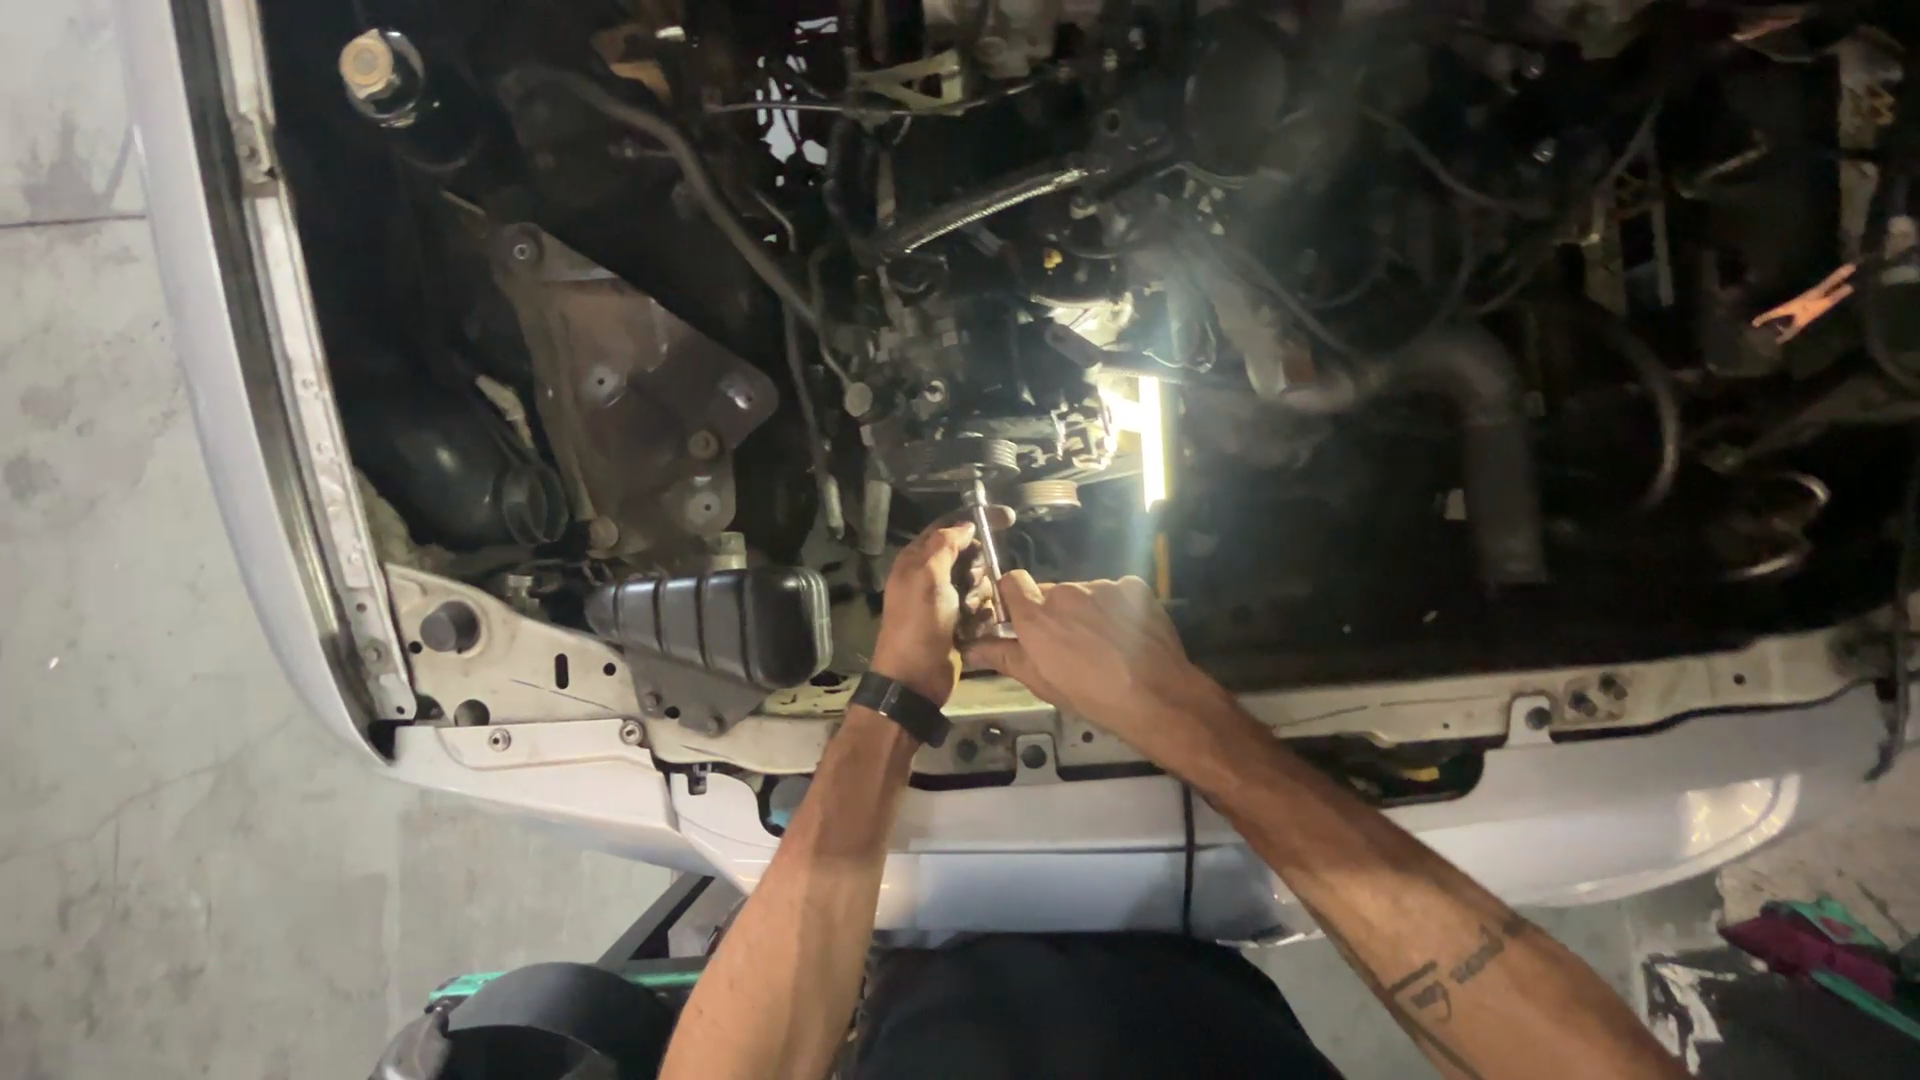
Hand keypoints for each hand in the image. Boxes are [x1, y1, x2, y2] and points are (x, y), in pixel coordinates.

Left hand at [868, 521, 978, 706]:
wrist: (915, 680)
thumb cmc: (918, 624)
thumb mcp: (928, 577)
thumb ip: (945, 545)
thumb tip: (965, 525)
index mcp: (916, 560)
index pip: (948, 526)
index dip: (975, 520)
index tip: (1007, 519)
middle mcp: (930, 577)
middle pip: (969, 556)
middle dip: (978, 568)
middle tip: (971, 584)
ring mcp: (946, 601)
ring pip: (980, 583)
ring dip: (981, 597)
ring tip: (969, 614)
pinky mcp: (960, 624)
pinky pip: (983, 609)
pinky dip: (983, 616)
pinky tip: (974, 629)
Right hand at [966, 572, 1215, 757]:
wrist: (1155, 695)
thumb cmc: (1090, 695)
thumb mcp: (1040, 682)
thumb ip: (1003, 657)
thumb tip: (970, 647)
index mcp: (1037, 615)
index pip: (1011, 581)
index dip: (1013, 597)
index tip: (1019, 617)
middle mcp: (1066, 592)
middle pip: (1049, 592)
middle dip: (1053, 612)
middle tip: (1066, 644)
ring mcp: (1102, 587)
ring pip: (1083, 593)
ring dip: (1085, 611)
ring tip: (1102, 644)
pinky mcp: (1133, 588)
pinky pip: (1115, 593)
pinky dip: (1116, 609)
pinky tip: (1125, 634)